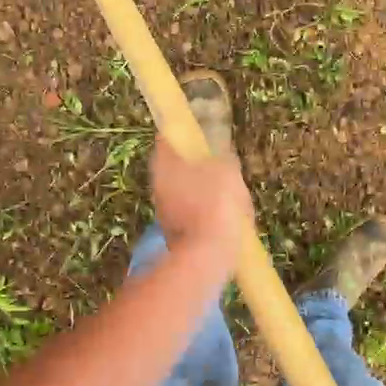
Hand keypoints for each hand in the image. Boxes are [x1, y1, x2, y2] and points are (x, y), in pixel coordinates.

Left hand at [149, 140, 249, 267]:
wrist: (206, 256)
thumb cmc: (216, 204)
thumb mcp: (228, 170)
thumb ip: (222, 156)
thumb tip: (220, 152)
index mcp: (165, 162)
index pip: (168, 135)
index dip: (184, 130)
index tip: (200, 130)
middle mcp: (157, 182)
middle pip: (174, 163)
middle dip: (195, 162)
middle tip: (219, 163)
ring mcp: (162, 207)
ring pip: (181, 188)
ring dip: (200, 187)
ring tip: (227, 191)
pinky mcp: (172, 229)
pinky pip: (188, 210)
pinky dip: (202, 209)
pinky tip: (223, 215)